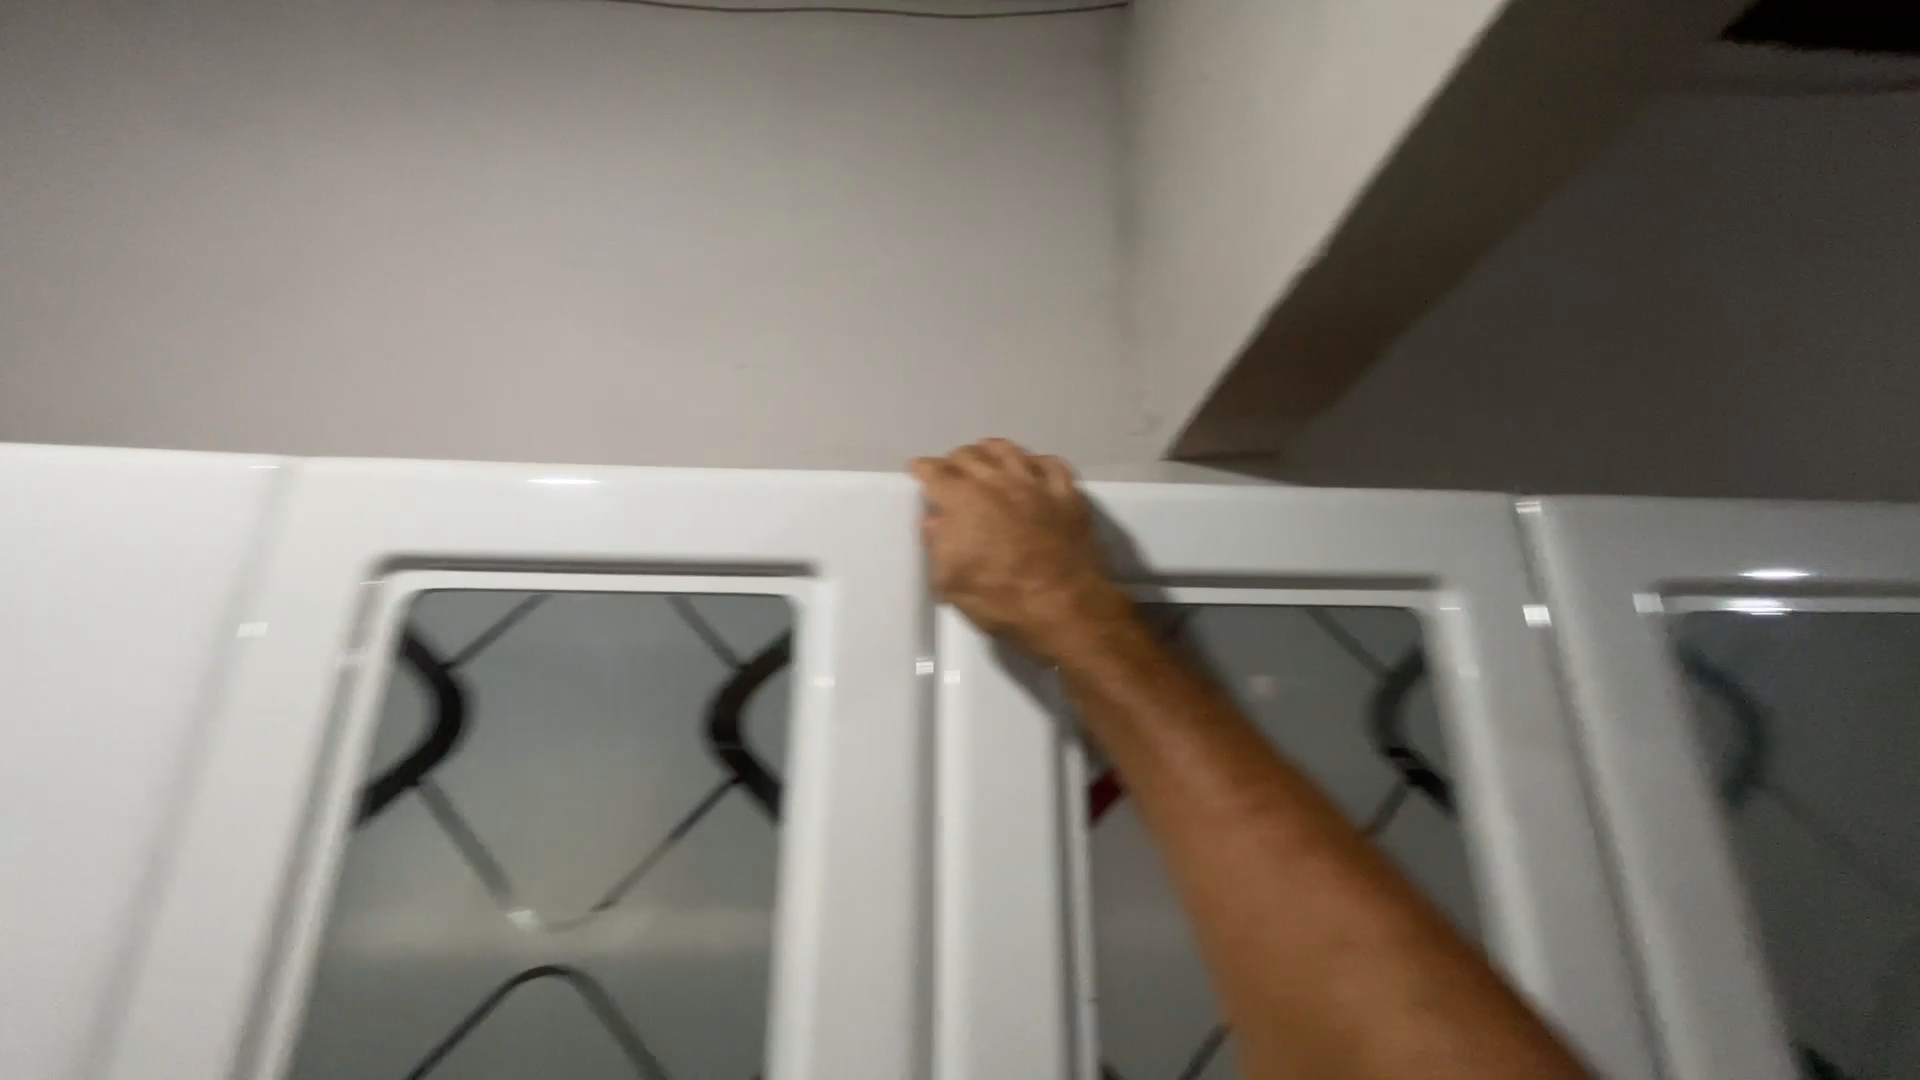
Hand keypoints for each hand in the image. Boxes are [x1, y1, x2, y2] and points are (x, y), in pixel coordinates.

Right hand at [911, 439, 1133, 661]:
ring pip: (1009, 450)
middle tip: (950, 471)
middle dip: (954, 460)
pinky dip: (1036, 462)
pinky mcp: (1068, 494)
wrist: (1066, 607)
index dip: (923, 468)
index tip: (918, 469)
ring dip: (991, 451)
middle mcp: (998, 482)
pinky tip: (1033, 467)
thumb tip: (933, 521)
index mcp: (963, 501)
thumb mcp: (952, 584)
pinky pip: (1051, 464)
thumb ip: (938, 547)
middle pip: (970, 455)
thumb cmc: (1002, 601)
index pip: (936, 472)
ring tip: (986, 457)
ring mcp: (1036, 484)